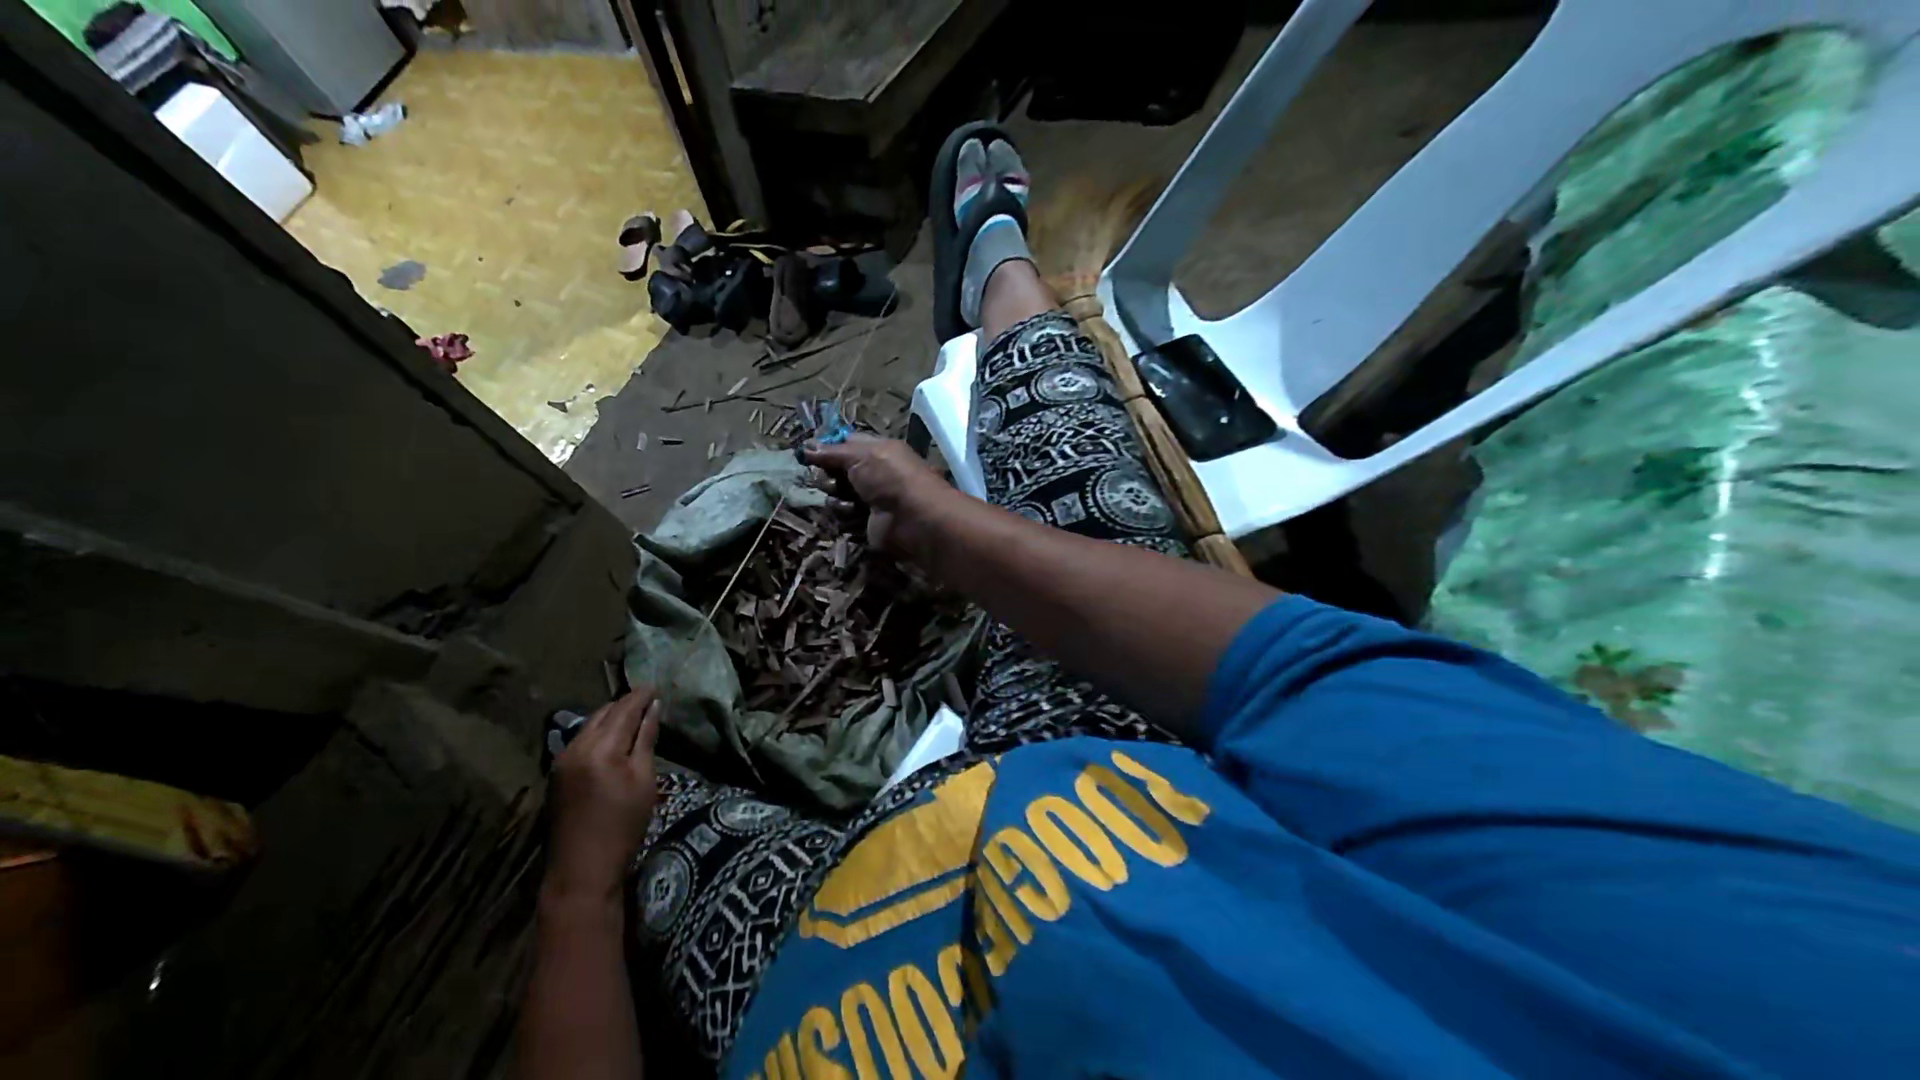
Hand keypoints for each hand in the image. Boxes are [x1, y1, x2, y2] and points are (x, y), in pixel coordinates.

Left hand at [545, 688, 661, 904]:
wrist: (581, 870)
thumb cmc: (622, 826)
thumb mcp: (644, 781)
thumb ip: (646, 740)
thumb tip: (653, 708)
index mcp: (600, 748)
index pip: (624, 709)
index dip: (641, 696)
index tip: (656, 686)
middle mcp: (576, 747)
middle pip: (604, 713)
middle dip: (626, 703)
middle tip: (648, 699)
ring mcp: (562, 760)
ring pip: (590, 725)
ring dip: (611, 717)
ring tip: (633, 715)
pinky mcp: (557, 774)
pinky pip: (580, 740)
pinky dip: (598, 733)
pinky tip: (612, 738)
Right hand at [801, 434, 953, 559]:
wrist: (912, 518)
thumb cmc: (889, 477)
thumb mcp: (860, 455)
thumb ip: (831, 452)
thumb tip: (806, 447)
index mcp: (878, 450)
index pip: (847, 443)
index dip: (829, 447)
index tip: (810, 453)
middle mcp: (874, 472)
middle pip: (837, 470)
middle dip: (829, 475)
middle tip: (832, 479)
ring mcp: (870, 498)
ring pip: (836, 494)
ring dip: (836, 496)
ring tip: (847, 499)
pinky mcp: (865, 521)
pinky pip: (843, 515)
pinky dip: (845, 514)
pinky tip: (854, 514)